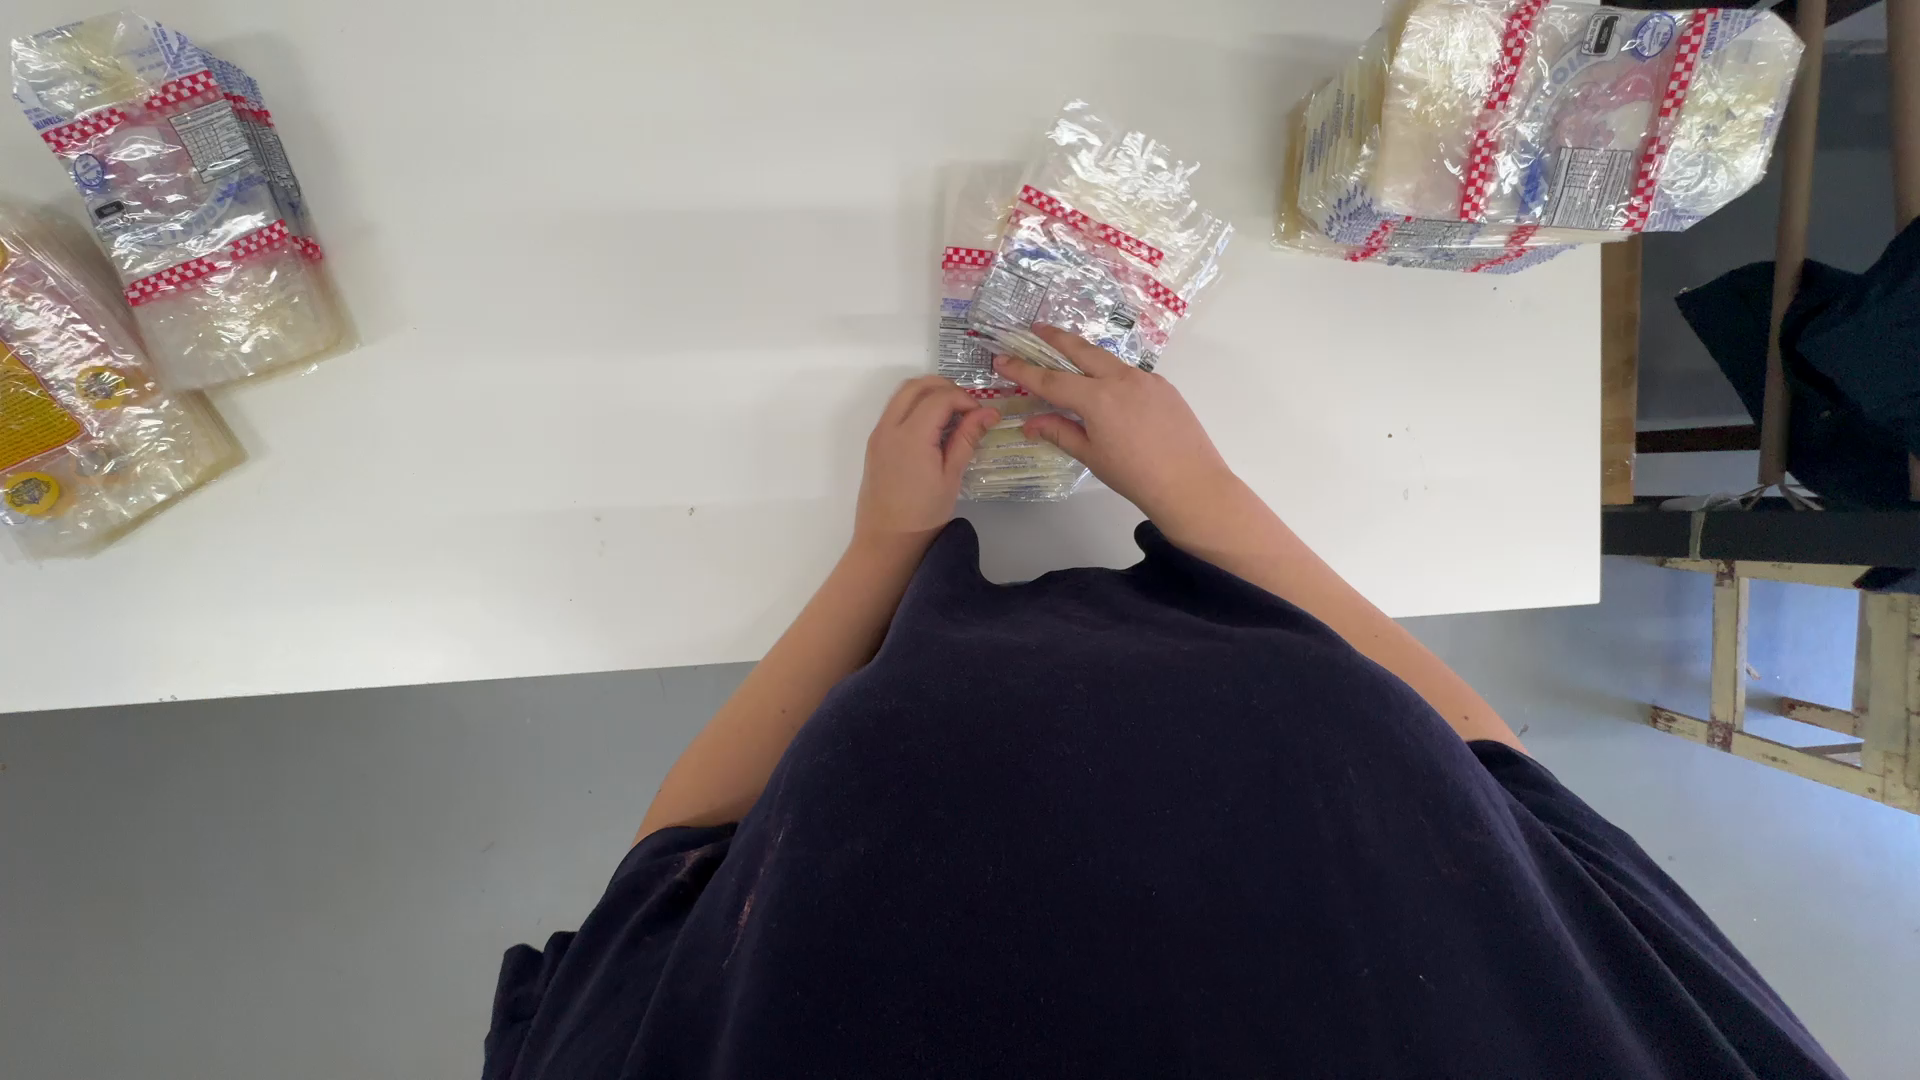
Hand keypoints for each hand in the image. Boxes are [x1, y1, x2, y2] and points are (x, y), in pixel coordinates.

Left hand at [854, 375, 998, 546]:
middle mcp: (889, 428)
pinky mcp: (875, 442)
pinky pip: (894, 409)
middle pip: (917, 385)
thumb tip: (989, 413)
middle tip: (967, 407)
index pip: (940, 398)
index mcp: (911, 436)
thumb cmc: (923, 514)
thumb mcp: (951, 476)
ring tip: (951, 413)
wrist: (887, 539)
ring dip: (928, 393)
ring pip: (902, 393)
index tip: (982, 415)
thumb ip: (967, 439)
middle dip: (945, 388)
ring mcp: (878, 433)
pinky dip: (914, 405)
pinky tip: (933, 426)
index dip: (965, 399)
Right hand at [991, 325, 1244, 528]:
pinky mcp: (1163, 386)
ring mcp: (1146, 379)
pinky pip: (1129, 374)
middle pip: (1080, 350)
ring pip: (1107, 360)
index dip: (1023, 370)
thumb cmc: (1135, 476)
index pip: (1051, 380)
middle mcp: (1121, 379)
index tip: (1002, 360)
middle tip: (1035, 328)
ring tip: (1068, 353)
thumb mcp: (1091, 456)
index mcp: (1097, 399)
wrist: (1190, 484)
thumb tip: (1032, 423)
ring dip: (1084, 353)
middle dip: (1055, 338)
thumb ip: (1060, 432)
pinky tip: (1107, 389)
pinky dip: (1110, 374)